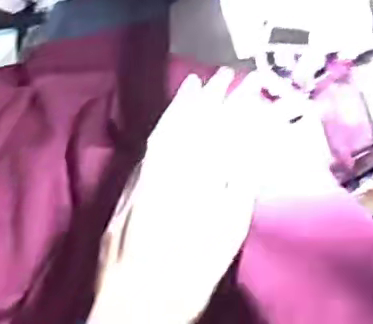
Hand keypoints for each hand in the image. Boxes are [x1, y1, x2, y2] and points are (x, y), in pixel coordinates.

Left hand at [88, 67, 320, 323]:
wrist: (134, 318)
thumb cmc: (193, 270)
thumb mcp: (230, 222)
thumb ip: (240, 177)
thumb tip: (253, 140)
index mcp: (191, 176)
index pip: (216, 125)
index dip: (234, 100)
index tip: (250, 79)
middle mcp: (159, 175)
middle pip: (185, 124)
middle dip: (206, 96)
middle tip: (223, 73)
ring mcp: (135, 190)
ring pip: (160, 138)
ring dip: (179, 109)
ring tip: (192, 87)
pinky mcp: (119, 209)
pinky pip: (143, 158)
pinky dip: (158, 136)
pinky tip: (164, 132)